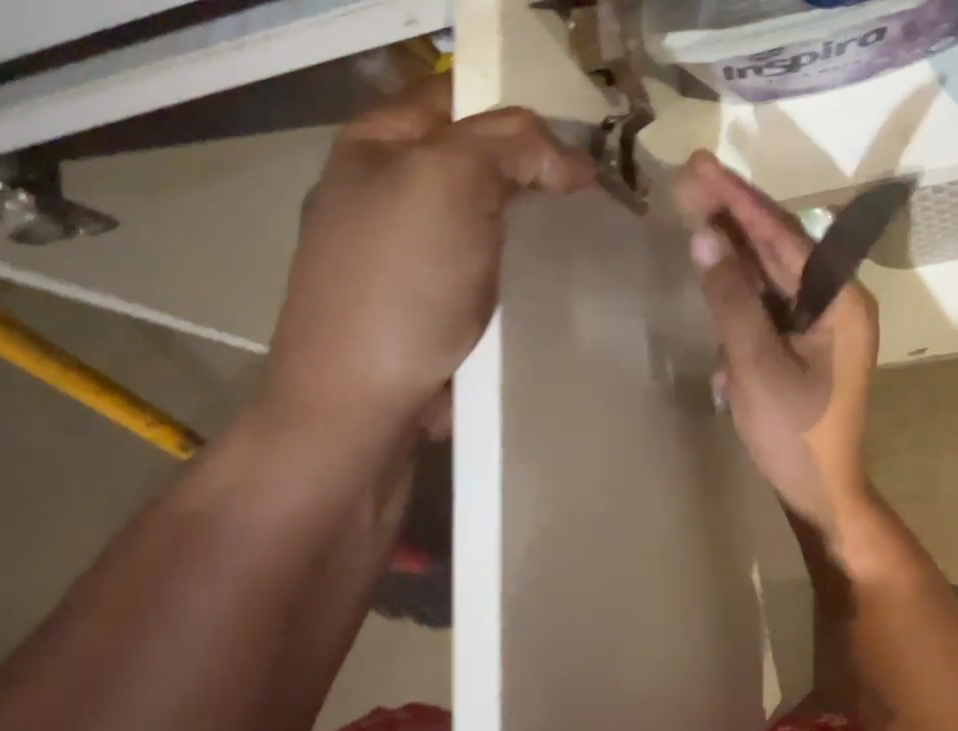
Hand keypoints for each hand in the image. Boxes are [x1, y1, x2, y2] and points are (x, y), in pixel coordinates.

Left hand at [265, 79, 595, 431]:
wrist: (360, 406)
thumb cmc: (398, 286)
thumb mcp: (448, 182)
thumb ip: (511, 144)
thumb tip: (571, 161)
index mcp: (375, 146)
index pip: (459, 98)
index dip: (521, 111)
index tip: (581, 145)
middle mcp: (387, 197)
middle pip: (478, 166)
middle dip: (536, 177)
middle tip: (597, 199)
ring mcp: (407, 262)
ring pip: (489, 229)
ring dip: (535, 236)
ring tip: (591, 245)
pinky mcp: (430, 316)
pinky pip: (489, 282)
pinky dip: (522, 284)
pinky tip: (558, 294)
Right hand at [672, 152, 881, 537]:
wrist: (820, 491)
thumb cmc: (794, 434)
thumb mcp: (757, 365)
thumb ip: (731, 300)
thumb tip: (705, 240)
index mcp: (841, 302)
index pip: (784, 237)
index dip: (739, 201)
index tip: (700, 165)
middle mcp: (839, 304)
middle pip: (780, 249)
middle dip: (733, 218)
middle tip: (687, 181)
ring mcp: (824, 326)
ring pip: (773, 277)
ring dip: (734, 257)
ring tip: (692, 220)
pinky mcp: (808, 347)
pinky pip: (771, 309)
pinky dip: (742, 303)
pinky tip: (714, 286)